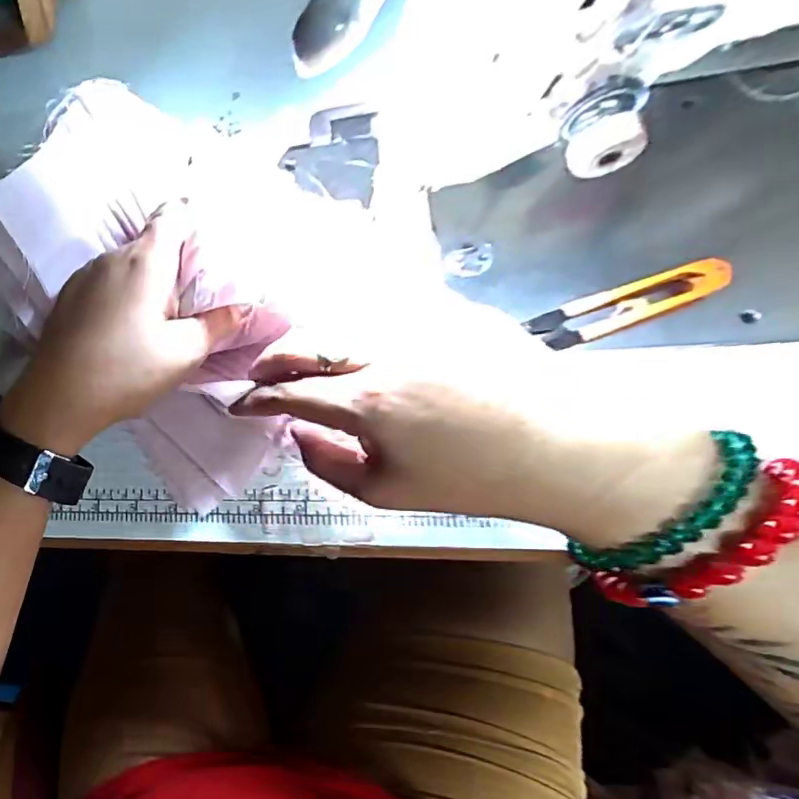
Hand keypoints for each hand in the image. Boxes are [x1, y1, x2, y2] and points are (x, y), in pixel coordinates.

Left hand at [0, 205, 244, 454]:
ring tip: (160, 323)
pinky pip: (105, 285)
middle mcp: (111, 257)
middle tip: (195, 300)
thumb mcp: (182, 354)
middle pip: (151, 244)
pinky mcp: (67, 298)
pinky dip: (122, 298)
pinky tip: (125, 332)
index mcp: (144, 260)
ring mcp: (84, 276)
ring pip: (127, 267)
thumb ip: (219, 326)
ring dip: (146, 285)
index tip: (210, 252)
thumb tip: (251, 309)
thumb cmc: (125, 373)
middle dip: (175, 266)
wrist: (55, 402)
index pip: (173, 214)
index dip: (195, 225)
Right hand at [231, 303, 716, 545]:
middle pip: (306, 342)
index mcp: (368, 401)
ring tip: (299, 359)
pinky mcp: (444, 308)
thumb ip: (328, 464)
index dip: (257, 399)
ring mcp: (415, 322)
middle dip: (273, 359)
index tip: (240, 406)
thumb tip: (297, 435)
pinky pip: (380, 309)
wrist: (558, 439)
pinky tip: (350, 342)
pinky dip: (351, 325)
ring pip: (339, 319)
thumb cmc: (471, 478)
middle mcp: (384, 350)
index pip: (291, 391)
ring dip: (308, 339)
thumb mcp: (387, 491)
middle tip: (261, 377)